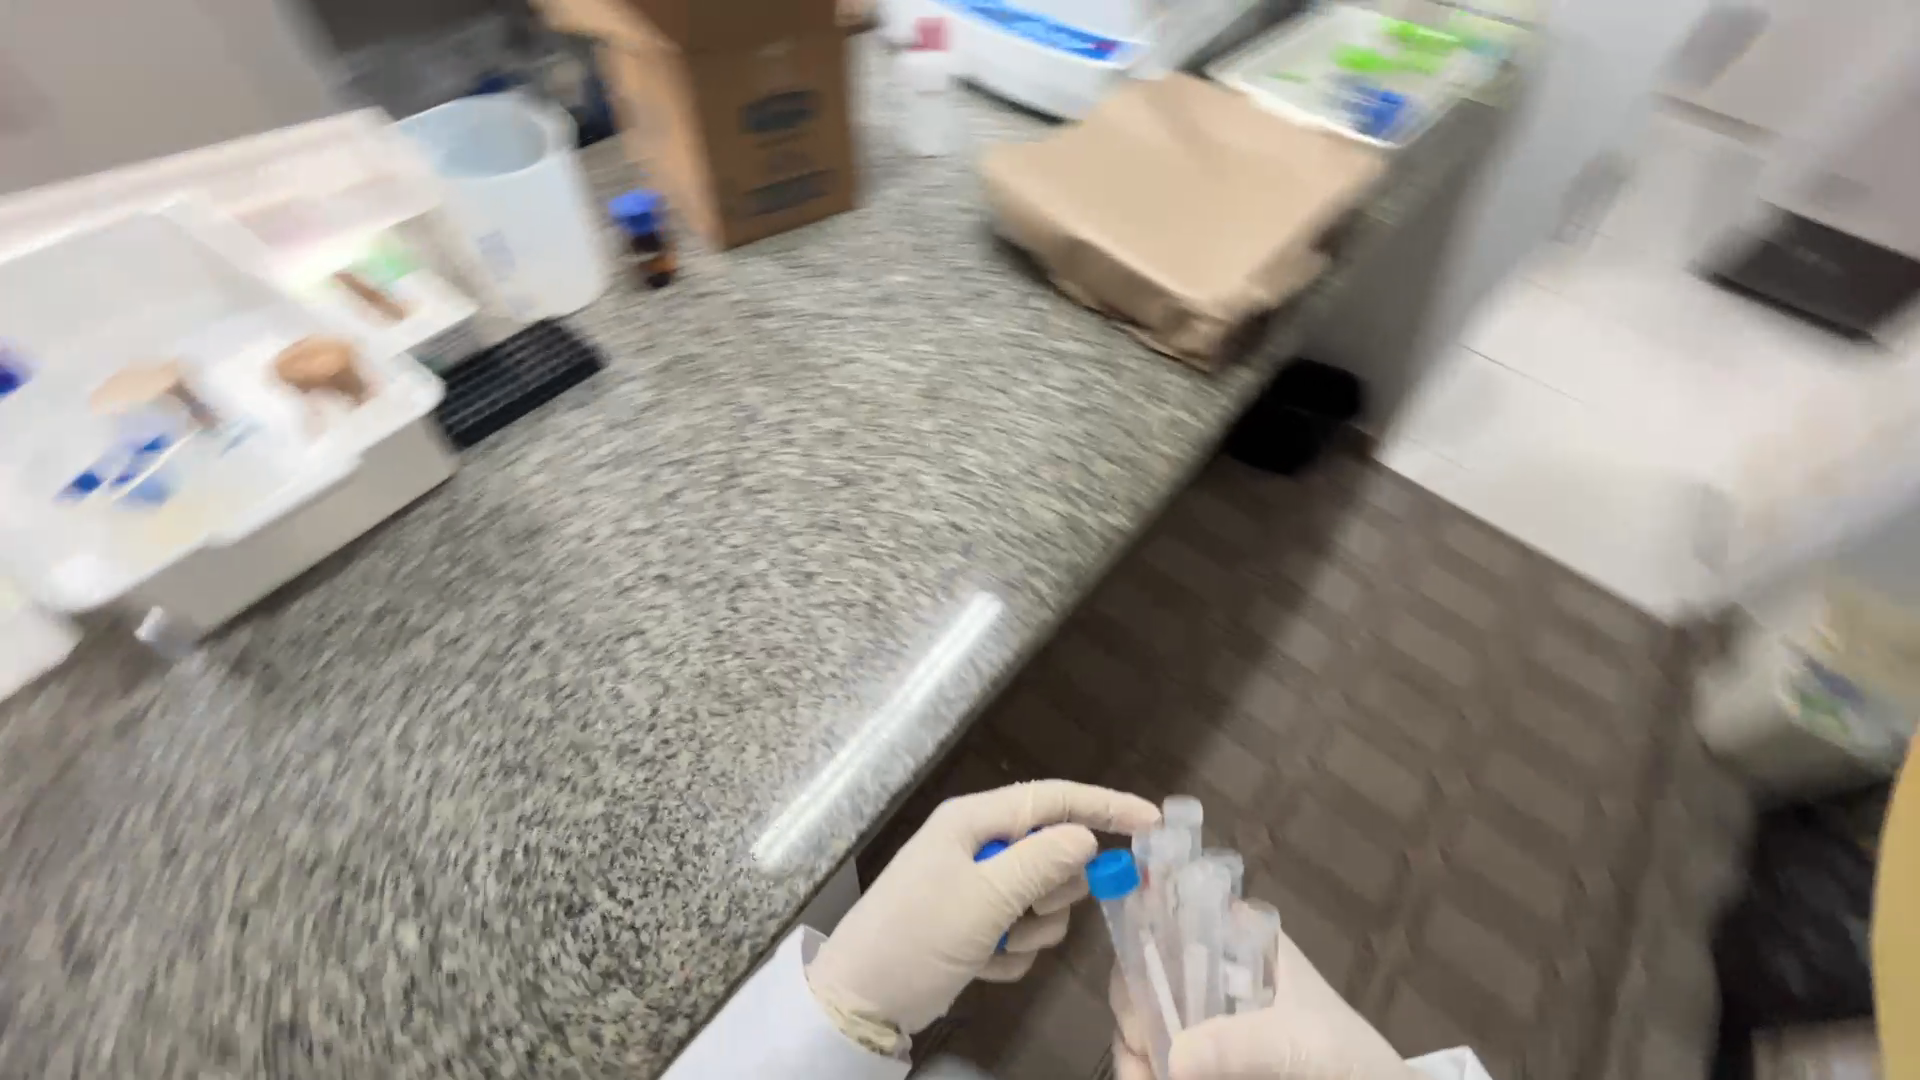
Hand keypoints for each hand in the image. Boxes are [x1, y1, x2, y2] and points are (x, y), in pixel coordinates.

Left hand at [808, 780, 1159, 1038]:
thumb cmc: (917, 936)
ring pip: (1041, 898)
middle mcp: (977, 844)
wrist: (860, 1002)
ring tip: (994, 942)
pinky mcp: (974, 923)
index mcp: (974, 820)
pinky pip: (1021, 931)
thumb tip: (1086, 836)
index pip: (1053, 800)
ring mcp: (975, 884)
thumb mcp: (984, 898)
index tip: (1152, 822)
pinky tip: (980, 962)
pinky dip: (1010, 951)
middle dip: (1051, 890)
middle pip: (1052, 852)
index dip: (1104, 806)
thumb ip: (1040, 862)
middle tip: (1025, 913)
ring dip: (1029, 928)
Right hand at [1111, 922, 1416, 1079]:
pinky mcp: (1202, 1057)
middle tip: (1139, 1048)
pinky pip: (1158, 1056)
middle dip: (1133, 1008)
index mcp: (1238, 940)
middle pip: (1147, 969)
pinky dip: (1142, 1068)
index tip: (1135, 982)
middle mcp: (1211, 969)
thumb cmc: (1351, 1060)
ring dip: (1132, 1047)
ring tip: (1139, 1077)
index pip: (1172, 913)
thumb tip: (1172, 1058)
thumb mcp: (1302, 1043)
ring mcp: (1204, 1017)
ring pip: (1144, 1017)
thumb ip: (1241, 1044)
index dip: (1140, 936)